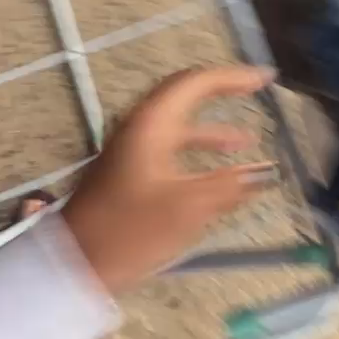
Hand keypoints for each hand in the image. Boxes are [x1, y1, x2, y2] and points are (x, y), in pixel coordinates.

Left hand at [60, 66, 276, 294]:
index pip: (194, 82)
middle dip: (221, 92)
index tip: (262, 78)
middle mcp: (138, 125)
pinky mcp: (126, 168)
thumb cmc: (128, 231)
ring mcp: (129, 146)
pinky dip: (194, 152)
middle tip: (253, 90)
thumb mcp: (186, 209)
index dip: (231, 77)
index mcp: (150, 123)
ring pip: (177, 125)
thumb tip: (263, 174)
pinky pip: (168, 147)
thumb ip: (228, 187)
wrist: (75, 261)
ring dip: (211, 129)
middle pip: (183, 95)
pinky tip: (216, 173)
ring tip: (246, 140)